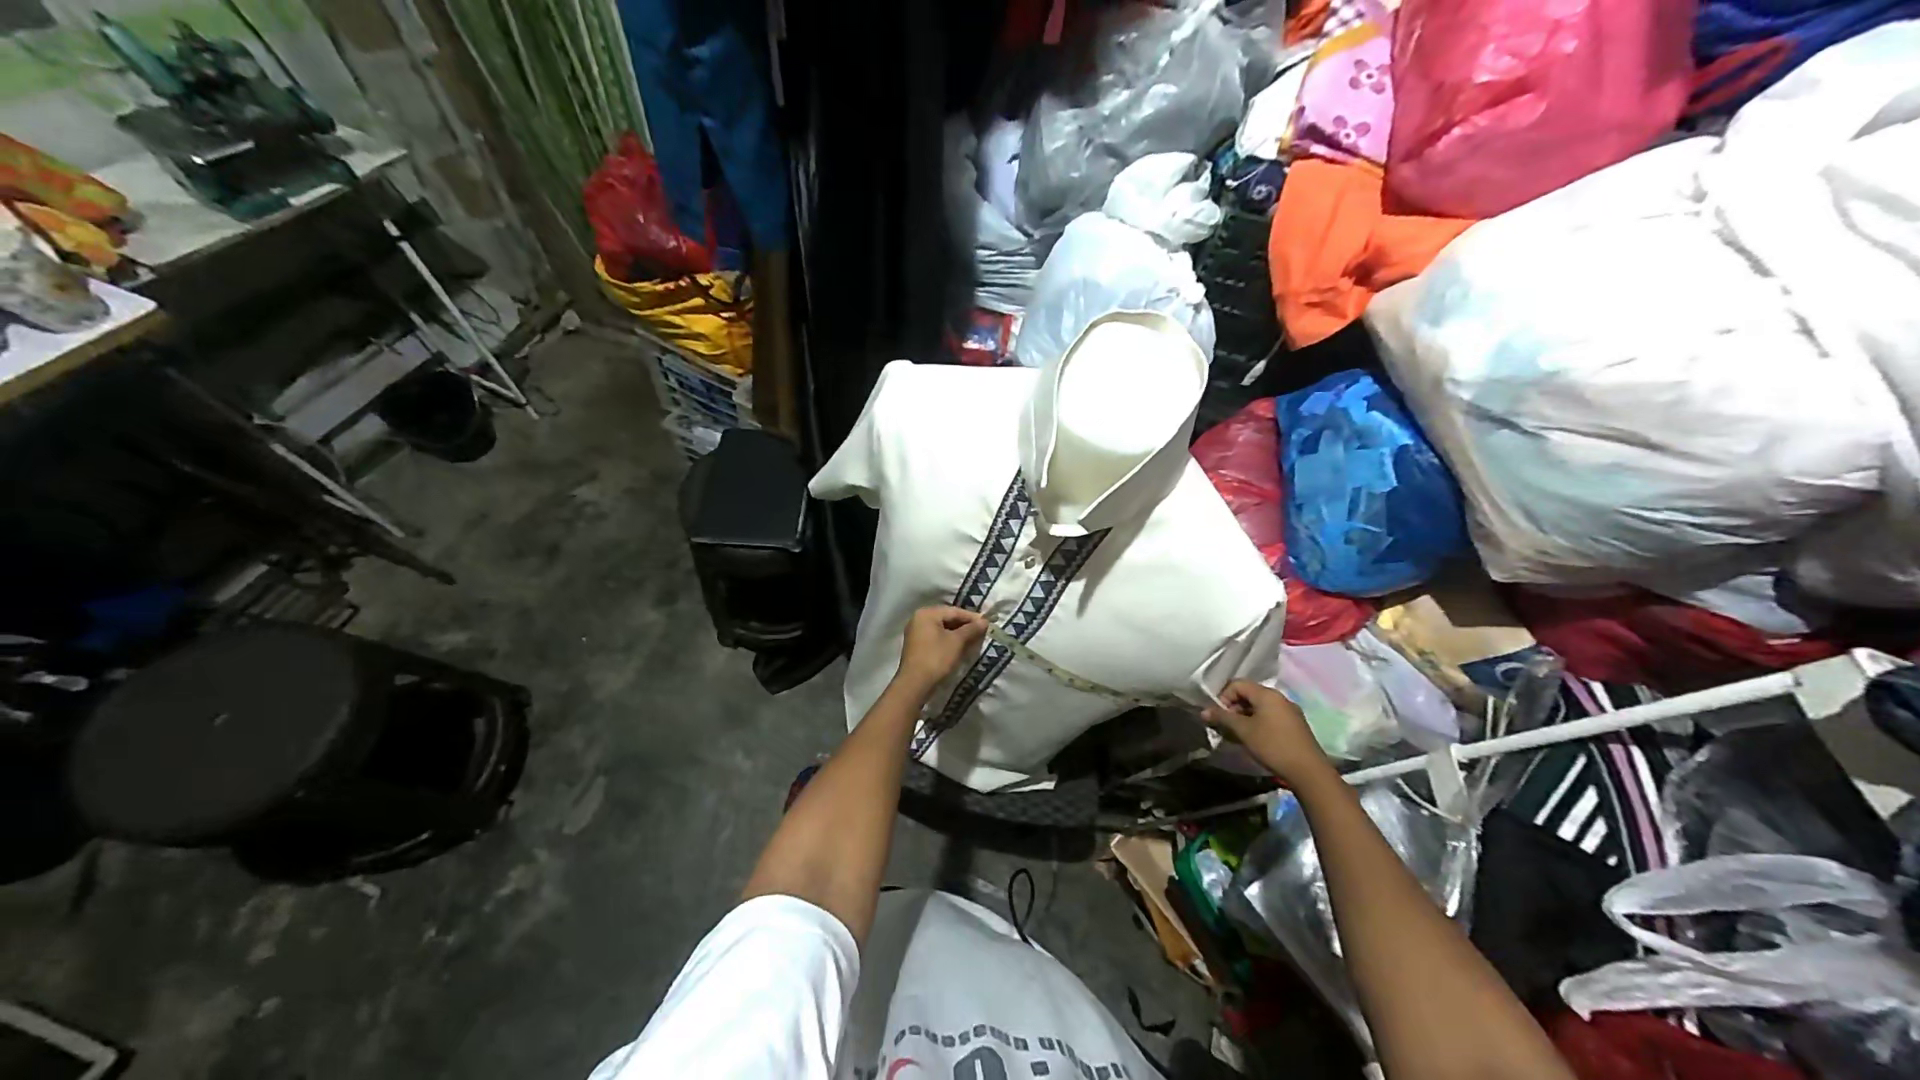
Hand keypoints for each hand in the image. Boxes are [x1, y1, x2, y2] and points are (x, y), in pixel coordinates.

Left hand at [894, 606, 988, 697]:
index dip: (972, 617)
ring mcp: (916, 632)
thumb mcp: (957, 642)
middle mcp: (918, 619)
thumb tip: (984, 621)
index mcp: (927, 613)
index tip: (987, 623)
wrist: (915, 684)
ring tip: (973, 639)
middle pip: (947, 618)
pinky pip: (936, 637)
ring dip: (957, 633)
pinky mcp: (917, 645)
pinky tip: (960, 646)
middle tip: (981, 631)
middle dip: (965, 625)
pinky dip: (948, 640)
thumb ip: (971, 629)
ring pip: (941, 628)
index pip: (954, 611)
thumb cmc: (936, 658)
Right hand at [1202, 680, 1334, 787]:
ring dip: (1245, 717)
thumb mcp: (1243, 731)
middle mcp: (1280, 698)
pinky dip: (1258, 723)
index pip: (1237, 684)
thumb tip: (1204, 711)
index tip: (1219, 716)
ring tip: (1239, 735)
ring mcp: (1290, 711)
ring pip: (1260, 707)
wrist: (1308, 771)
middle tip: (1227, 727)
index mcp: (1267, 694)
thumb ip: (1222, 718)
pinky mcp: (1295, 725)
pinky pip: (1271, 716)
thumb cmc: (1272, 746)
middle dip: (1233, 708)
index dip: (1223, 697)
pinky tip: (1255, 740)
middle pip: (1249, 694)